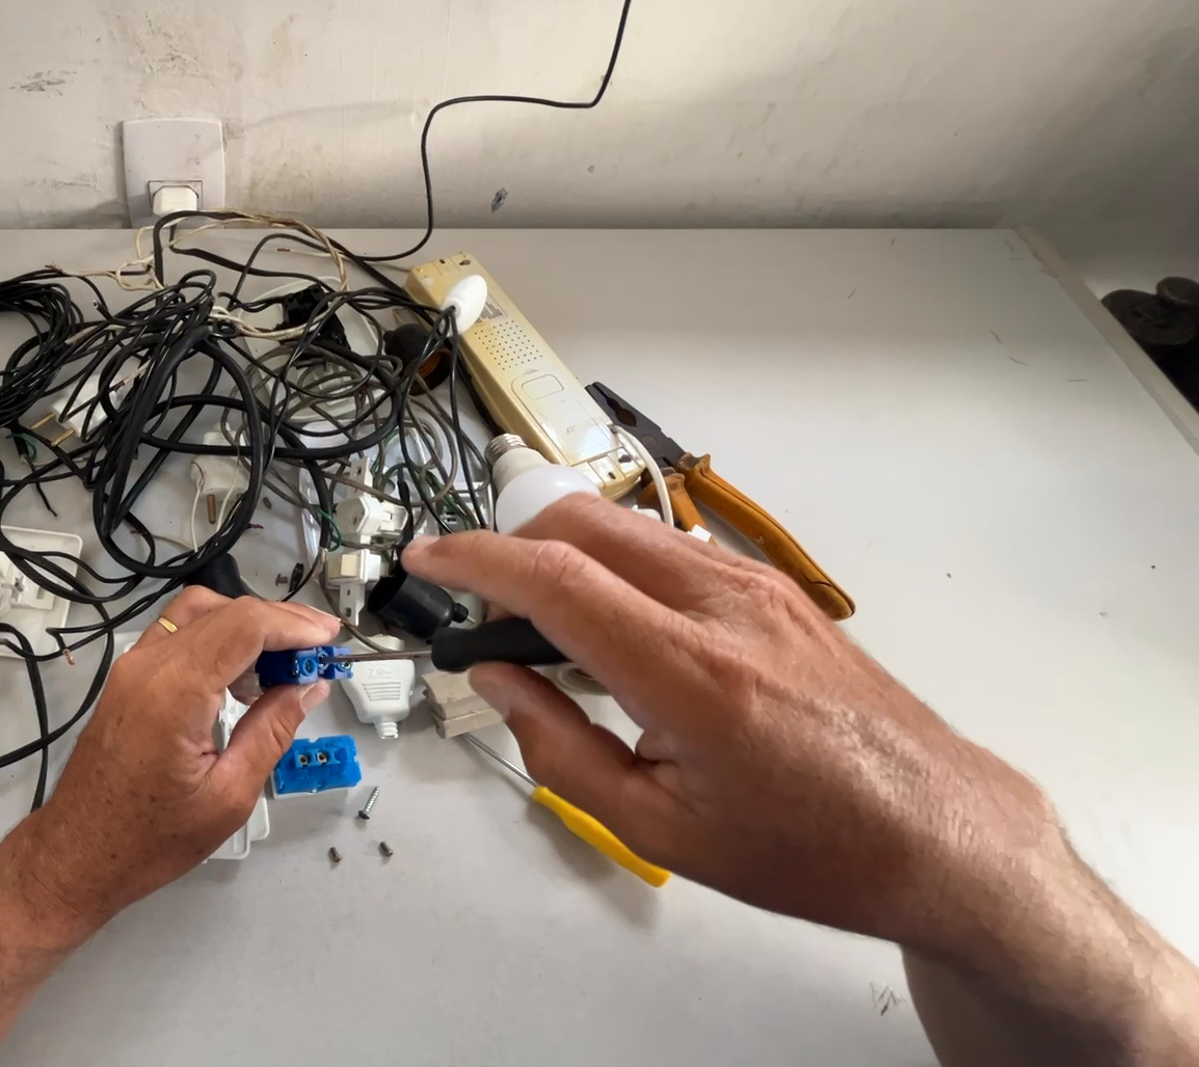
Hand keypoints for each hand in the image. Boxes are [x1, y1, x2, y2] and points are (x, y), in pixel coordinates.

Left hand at [19, 588, 336, 925]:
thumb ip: (273, 730)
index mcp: (175, 692)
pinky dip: (217, 637)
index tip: (328, 638)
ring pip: (199, 612)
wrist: (77, 855)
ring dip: (247, 625)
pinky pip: (179, 634)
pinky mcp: (128, 676)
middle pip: (225, 611)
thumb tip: (308, 686)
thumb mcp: (230, 795)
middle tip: (316, 650)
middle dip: (278, 622)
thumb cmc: (150, 839)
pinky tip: (242, 675)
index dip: (293, 624)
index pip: (244, 626)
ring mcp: (132, 666)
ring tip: (284, 663)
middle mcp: (149, 665)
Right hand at [403, 494, 1066, 954]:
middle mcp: (720, 604)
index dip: (473, 560)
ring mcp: (750, 583)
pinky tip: (607, 624)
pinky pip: (654, 544)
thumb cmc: (800, 848)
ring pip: (616, 523)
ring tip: (542, 624)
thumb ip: (555, 745)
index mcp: (690, 675)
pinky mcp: (766, 582)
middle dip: (507, 544)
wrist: (946, 834)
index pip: (555, 580)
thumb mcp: (655, 827)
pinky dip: (601, 561)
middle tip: (485, 608)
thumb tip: (494, 675)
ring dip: (554, 551)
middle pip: (579, 522)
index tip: (423, 558)